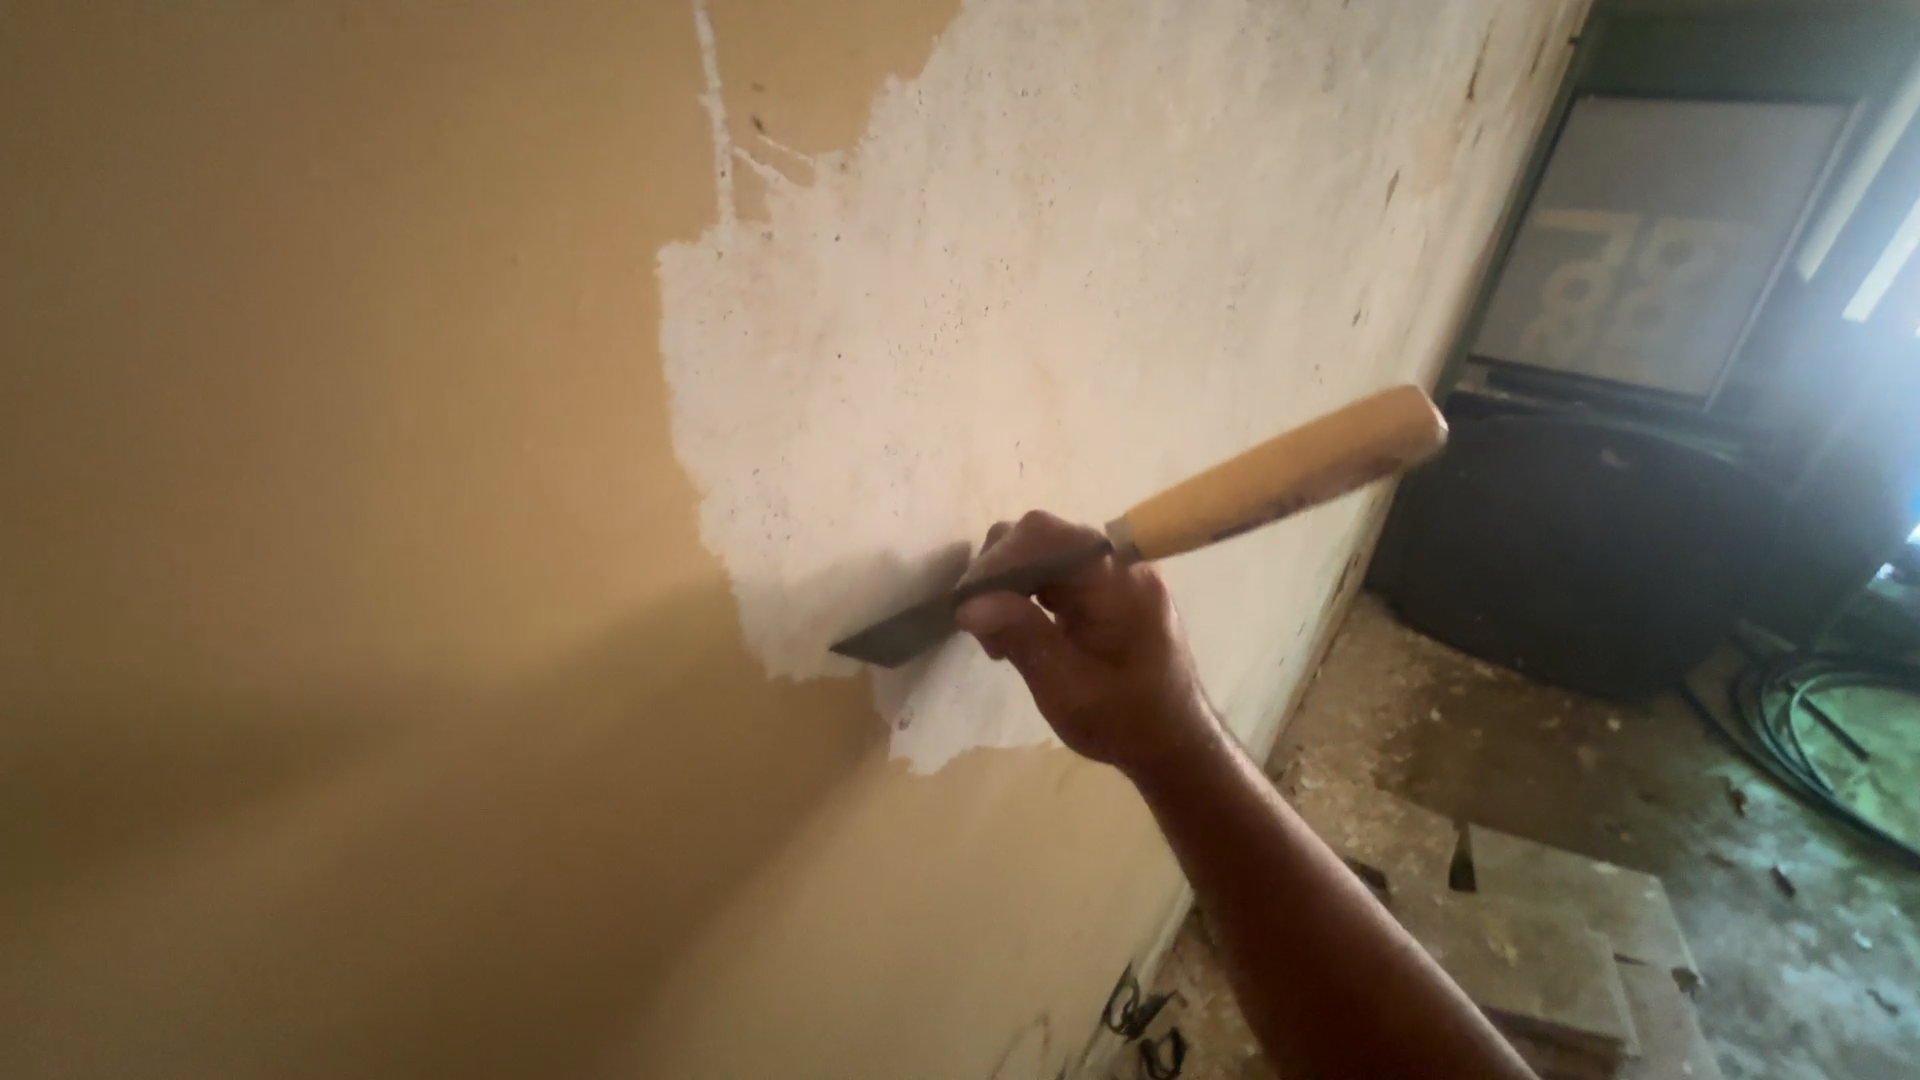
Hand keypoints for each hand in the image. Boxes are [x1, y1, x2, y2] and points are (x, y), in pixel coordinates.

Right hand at [954, 511, 1219, 775]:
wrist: (1174, 742)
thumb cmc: (1124, 721)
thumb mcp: (1066, 688)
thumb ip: (1022, 637)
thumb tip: (967, 604)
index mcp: (1117, 580)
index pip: (1045, 536)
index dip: (997, 561)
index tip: (968, 606)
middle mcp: (1117, 561)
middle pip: (1040, 535)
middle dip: (998, 574)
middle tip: (981, 629)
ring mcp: (1111, 571)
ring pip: (1040, 549)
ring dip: (1007, 585)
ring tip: (999, 639)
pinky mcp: (1103, 585)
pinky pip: (1052, 569)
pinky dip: (1024, 593)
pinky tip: (1017, 633)